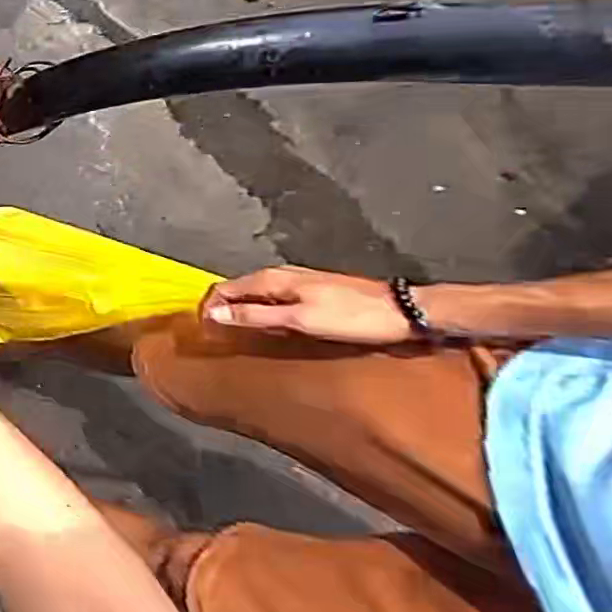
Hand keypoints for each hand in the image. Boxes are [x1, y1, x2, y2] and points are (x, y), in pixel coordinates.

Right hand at [201, 266, 413, 344]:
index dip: (209, 308)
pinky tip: (271, 327)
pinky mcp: (310, 289)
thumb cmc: (350, 318)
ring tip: (242, 335)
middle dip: (223, 309)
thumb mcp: (299, 320)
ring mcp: (296, 280)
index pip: (223, 288)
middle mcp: (278, 274)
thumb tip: (215, 312)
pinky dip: (261, 310)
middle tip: (221, 336)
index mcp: (270, 279)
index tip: (207, 331)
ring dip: (242, 311)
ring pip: (254, 293)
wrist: (404, 311)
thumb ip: (255, 315)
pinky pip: (271, 297)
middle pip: (236, 289)